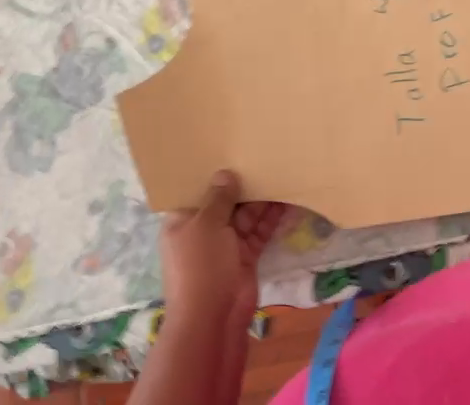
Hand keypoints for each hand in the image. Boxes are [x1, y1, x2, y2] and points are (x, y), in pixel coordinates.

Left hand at [160, 170, 284, 323]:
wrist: (212, 319)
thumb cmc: (200, 266)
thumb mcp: (206, 224)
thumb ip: (219, 197)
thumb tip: (226, 173)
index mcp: (183, 220)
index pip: (197, 191)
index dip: (212, 174)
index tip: (230, 151)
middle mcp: (203, 230)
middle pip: (225, 201)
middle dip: (243, 184)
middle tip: (263, 157)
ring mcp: (225, 244)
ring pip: (245, 215)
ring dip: (261, 199)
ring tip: (280, 172)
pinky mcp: (245, 256)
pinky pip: (259, 231)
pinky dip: (271, 219)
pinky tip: (287, 201)